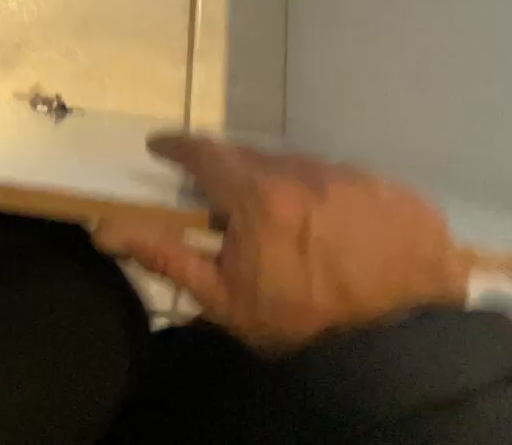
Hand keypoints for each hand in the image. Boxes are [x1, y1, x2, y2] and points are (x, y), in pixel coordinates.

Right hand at [95, 134, 467, 354]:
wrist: (408, 364)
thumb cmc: (301, 327)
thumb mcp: (222, 298)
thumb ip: (163, 255)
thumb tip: (103, 230)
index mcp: (257, 196)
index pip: (204, 152)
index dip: (178, 147)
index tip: (161, 147)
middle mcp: (307, 174)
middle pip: (254, 157)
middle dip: (233, 171)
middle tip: (227, 197)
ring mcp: (360, 182)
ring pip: (306, 166)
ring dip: (286, 182)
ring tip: (288, 217)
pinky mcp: (404, 197)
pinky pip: (355, 182)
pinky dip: (337, 196)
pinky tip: (339, 229)